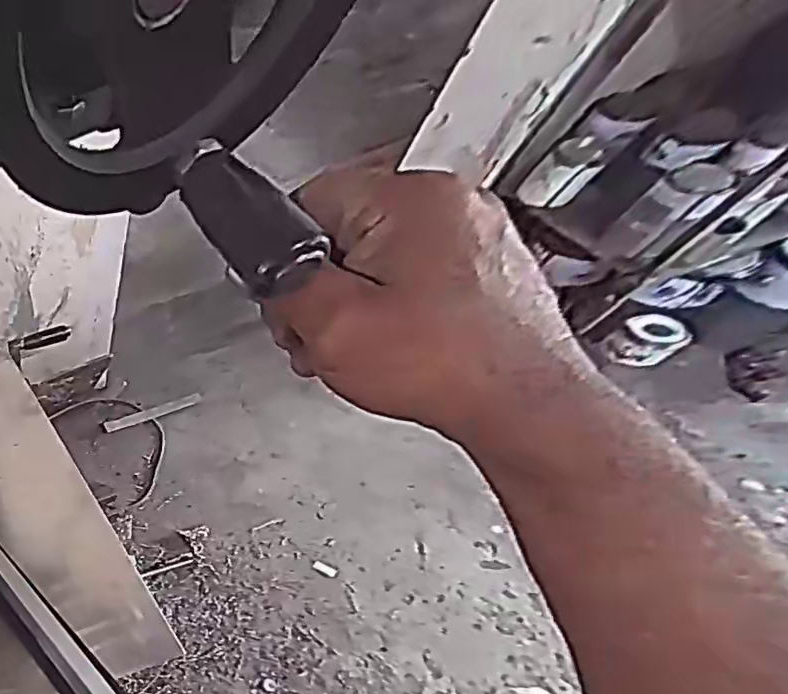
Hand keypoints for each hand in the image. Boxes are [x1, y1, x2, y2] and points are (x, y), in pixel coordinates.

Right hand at [261, 160, 601, 444]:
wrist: (516, 402)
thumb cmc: (444, 364)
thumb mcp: (331, 326)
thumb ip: (287, 285)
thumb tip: (271, 268)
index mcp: (408, 197)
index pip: (308, 200)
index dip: (286, 259)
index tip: (295, 302)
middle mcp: (448, 200)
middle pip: (340, 231)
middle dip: (318, 288)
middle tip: (323, 334)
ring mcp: (471, 230)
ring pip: (372, 256)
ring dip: (350, 302)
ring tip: (359, 345)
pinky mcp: (480, 263)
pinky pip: (408, 274)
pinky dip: (388, 307)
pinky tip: (391, 343)